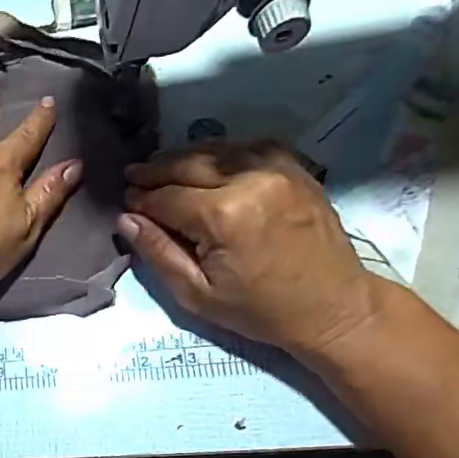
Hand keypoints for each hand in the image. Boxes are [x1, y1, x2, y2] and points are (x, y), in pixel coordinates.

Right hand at [119, 140, 387, 362]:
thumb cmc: (260, 310)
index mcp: (224, 215)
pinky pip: (248, 147)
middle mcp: (249, 179)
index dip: (141, 199)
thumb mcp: (198, 294)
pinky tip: (208, 164)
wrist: (334, 307)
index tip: (124, 201)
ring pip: (216, 149)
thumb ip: (159, 253)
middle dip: (156, 170)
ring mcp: (277, 168)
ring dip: (185, 157)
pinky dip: (221, 152)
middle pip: (188, 163)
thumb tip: (126, 219)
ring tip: (163, 168)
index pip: (166, 197)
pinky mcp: (295, 167)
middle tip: (133, 176)